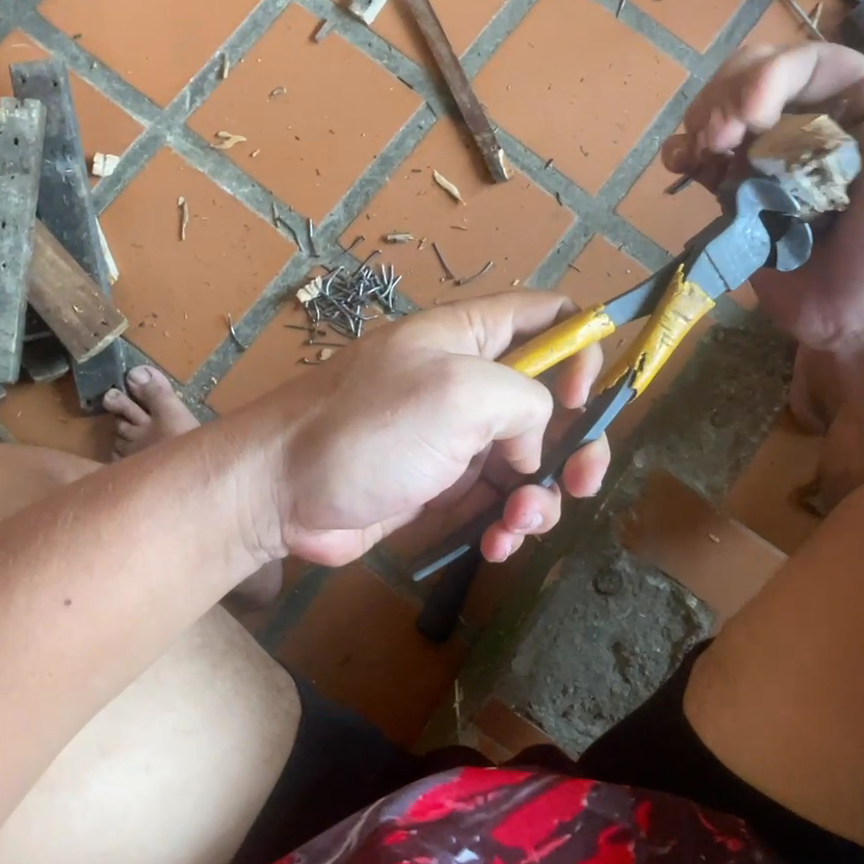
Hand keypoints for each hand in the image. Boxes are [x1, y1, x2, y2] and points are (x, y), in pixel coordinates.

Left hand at [246, 293, 611, 567]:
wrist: (279, 492)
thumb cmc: (368, 429)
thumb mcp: (459, 393)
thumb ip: (524, 400)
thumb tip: (531, 444)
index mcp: (471, 337)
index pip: (548, 317)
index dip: (580, 348)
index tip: (581, 399)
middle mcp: (468, 381)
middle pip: (551, 401)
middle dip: (575, 443)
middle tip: (584, 482)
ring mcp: (454, 437)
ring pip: (528, 460)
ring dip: (538, 496)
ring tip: (518, 525)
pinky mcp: (439, 487)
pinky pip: (494, 501)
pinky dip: (505, 524)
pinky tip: (496, 546)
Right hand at [661, 0, 863, 353]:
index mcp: (863, 99)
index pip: (804, 61)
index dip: (768, 76)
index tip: (749, 114)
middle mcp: (812, 121)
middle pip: (751, 79)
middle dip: (726, 99)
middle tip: (720, 138)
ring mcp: (770, 161)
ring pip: (720, 114)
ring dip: (700, 124)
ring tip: (697, 155)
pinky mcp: (740, 197)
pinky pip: (704, 162)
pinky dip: (684, 154)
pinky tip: (679, 164)